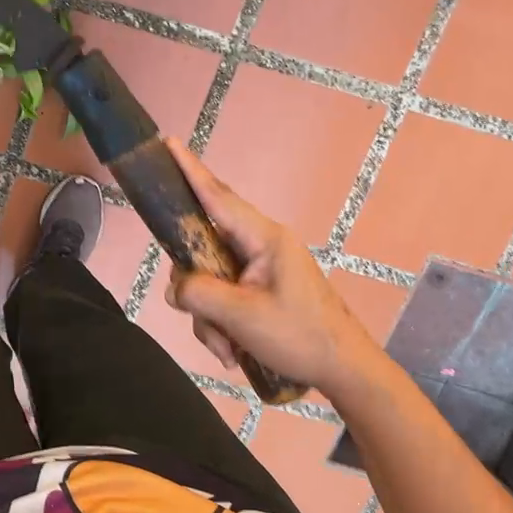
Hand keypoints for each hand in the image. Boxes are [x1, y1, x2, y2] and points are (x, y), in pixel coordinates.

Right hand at [163, 138, 386, 397]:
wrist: (344, 370)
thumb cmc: (301, 336)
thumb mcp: (243, 316)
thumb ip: (199, 294)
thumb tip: (175, 287)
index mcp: (264, 239)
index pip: (218, 197)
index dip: (190, 170)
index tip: (168, 143)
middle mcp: (259, 246)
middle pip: (202, 250)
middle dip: (196, 291)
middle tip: (207, 321)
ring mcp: (258, 269)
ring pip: (207, 280)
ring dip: (209, 317)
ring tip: (228, 348)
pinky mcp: (257, 290)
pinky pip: (220, 297)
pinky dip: (219, 324)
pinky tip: (233, 350)